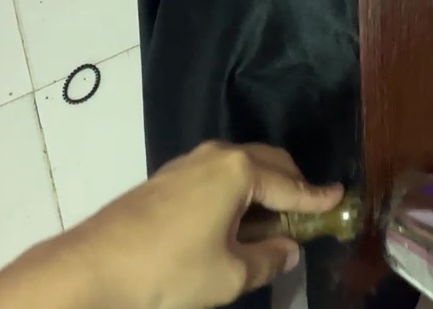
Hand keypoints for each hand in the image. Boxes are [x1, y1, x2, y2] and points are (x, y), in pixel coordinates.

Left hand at [0, 141, 342, 308]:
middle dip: (292, 184)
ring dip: (263, 187)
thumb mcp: (228, 277)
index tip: (340, 198)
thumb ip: (267, 260)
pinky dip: (238, 189)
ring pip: (243, 165)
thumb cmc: (169, 272)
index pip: (290, 186)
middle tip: (307, 212)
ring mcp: (190, 162)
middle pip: (269, 162)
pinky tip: (233, 219)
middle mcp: (219, 155)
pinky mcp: (169, 177)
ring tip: (272, 220)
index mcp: (240, 171)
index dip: (317, 197)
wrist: (93, 268)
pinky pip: (219, 173)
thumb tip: (288, 249)